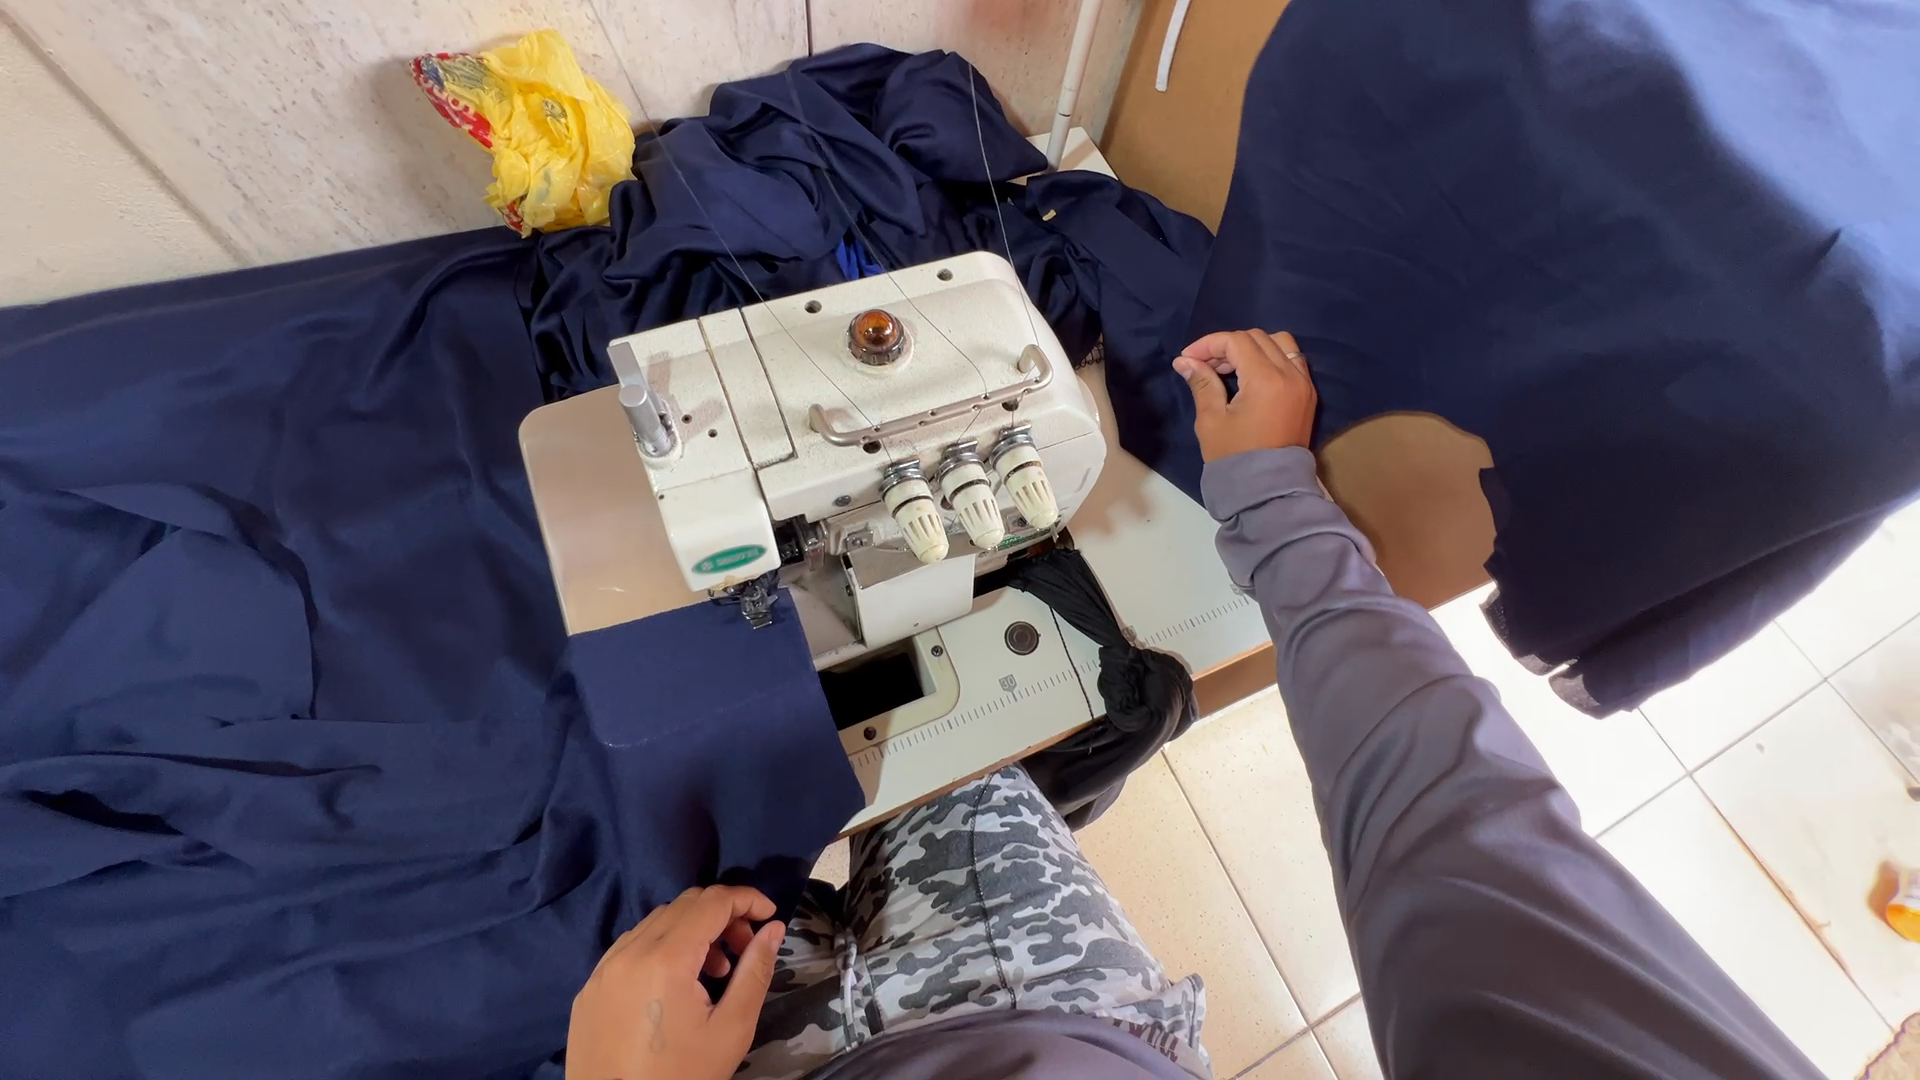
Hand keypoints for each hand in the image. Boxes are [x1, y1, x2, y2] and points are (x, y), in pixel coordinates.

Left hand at [566, 886, 785, 1079]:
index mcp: (666, 959)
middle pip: (686, 903)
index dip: (747, 899)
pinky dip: (662, 945)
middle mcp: (630, 952)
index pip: (713, 901)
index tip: (769, 916)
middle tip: (744, 946)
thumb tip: (773, 927)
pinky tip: (674, 983)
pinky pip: (632, 944)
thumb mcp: (731, 1030)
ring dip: (693, 929)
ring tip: (713, 971)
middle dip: (723, 914)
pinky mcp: (589, 988)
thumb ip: (755, 971)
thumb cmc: (681, 1079)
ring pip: (658, 920)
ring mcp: (604, 969)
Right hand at [1172, 329, 1316, 461]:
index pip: (1236, 341)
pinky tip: (1251, 377)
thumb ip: (1201, 383)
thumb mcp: (1211, 420)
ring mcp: (1304, 383)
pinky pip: (1292, 360)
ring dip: (1251, 348)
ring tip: (1229, 369)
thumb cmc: (1234, 457)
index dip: (1208, 344)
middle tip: (1205, 366)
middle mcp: (1290, 374)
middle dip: (1227, 346)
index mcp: (1266, 379)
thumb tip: (1184, 361)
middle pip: (1257, 338)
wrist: (1268, 489)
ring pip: (1279, 343)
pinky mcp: (1308, 394)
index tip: (1187, 358)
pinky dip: (1270, 358)